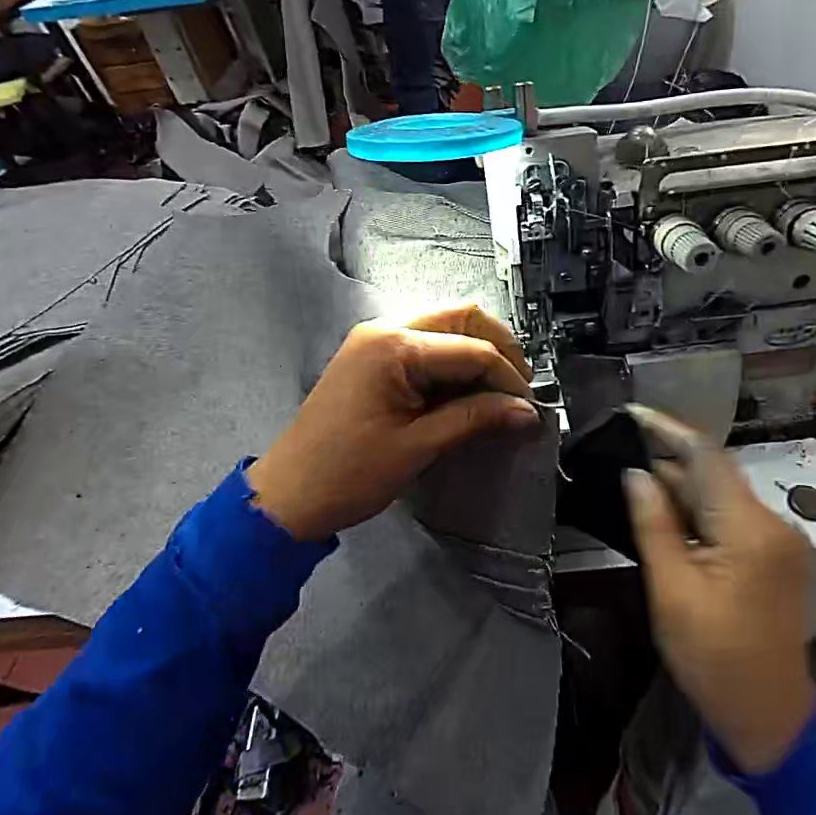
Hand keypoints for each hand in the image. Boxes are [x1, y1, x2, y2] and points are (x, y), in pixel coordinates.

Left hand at [246, 306, 537, 541]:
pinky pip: (428, 345)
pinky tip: (469, 390)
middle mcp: (384, 330)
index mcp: (392, 347)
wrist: (287, 496)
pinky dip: (456, 362)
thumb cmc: (347, 474)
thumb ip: (475, 419)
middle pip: (462, 317)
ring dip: (479, 352)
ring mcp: (376, 340)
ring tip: (500, 391)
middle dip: (499, 348)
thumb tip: (526, 411)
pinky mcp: (375, 357)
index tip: (528, 407)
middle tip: (519, 388)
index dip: (507, 376)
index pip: (471, 349)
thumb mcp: (418, 446)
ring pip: (447, 327)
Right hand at [622, 405, 815, 773]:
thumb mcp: (672, 591)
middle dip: (669, 463)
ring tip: (636, 484)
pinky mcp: (776, 552)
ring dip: (682, 488)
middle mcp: (772, 521)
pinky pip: (732, 516)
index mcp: (749, 528)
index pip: (706, 457)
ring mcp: (779, 536)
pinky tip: (669, 517)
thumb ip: (654, 525)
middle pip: (715, 474)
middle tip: (621, 454)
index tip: (631, 413)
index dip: (667, 429)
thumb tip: (635, 474)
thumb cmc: (713, 659)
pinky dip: (700, 512)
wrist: (770, 713)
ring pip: (722, 494)